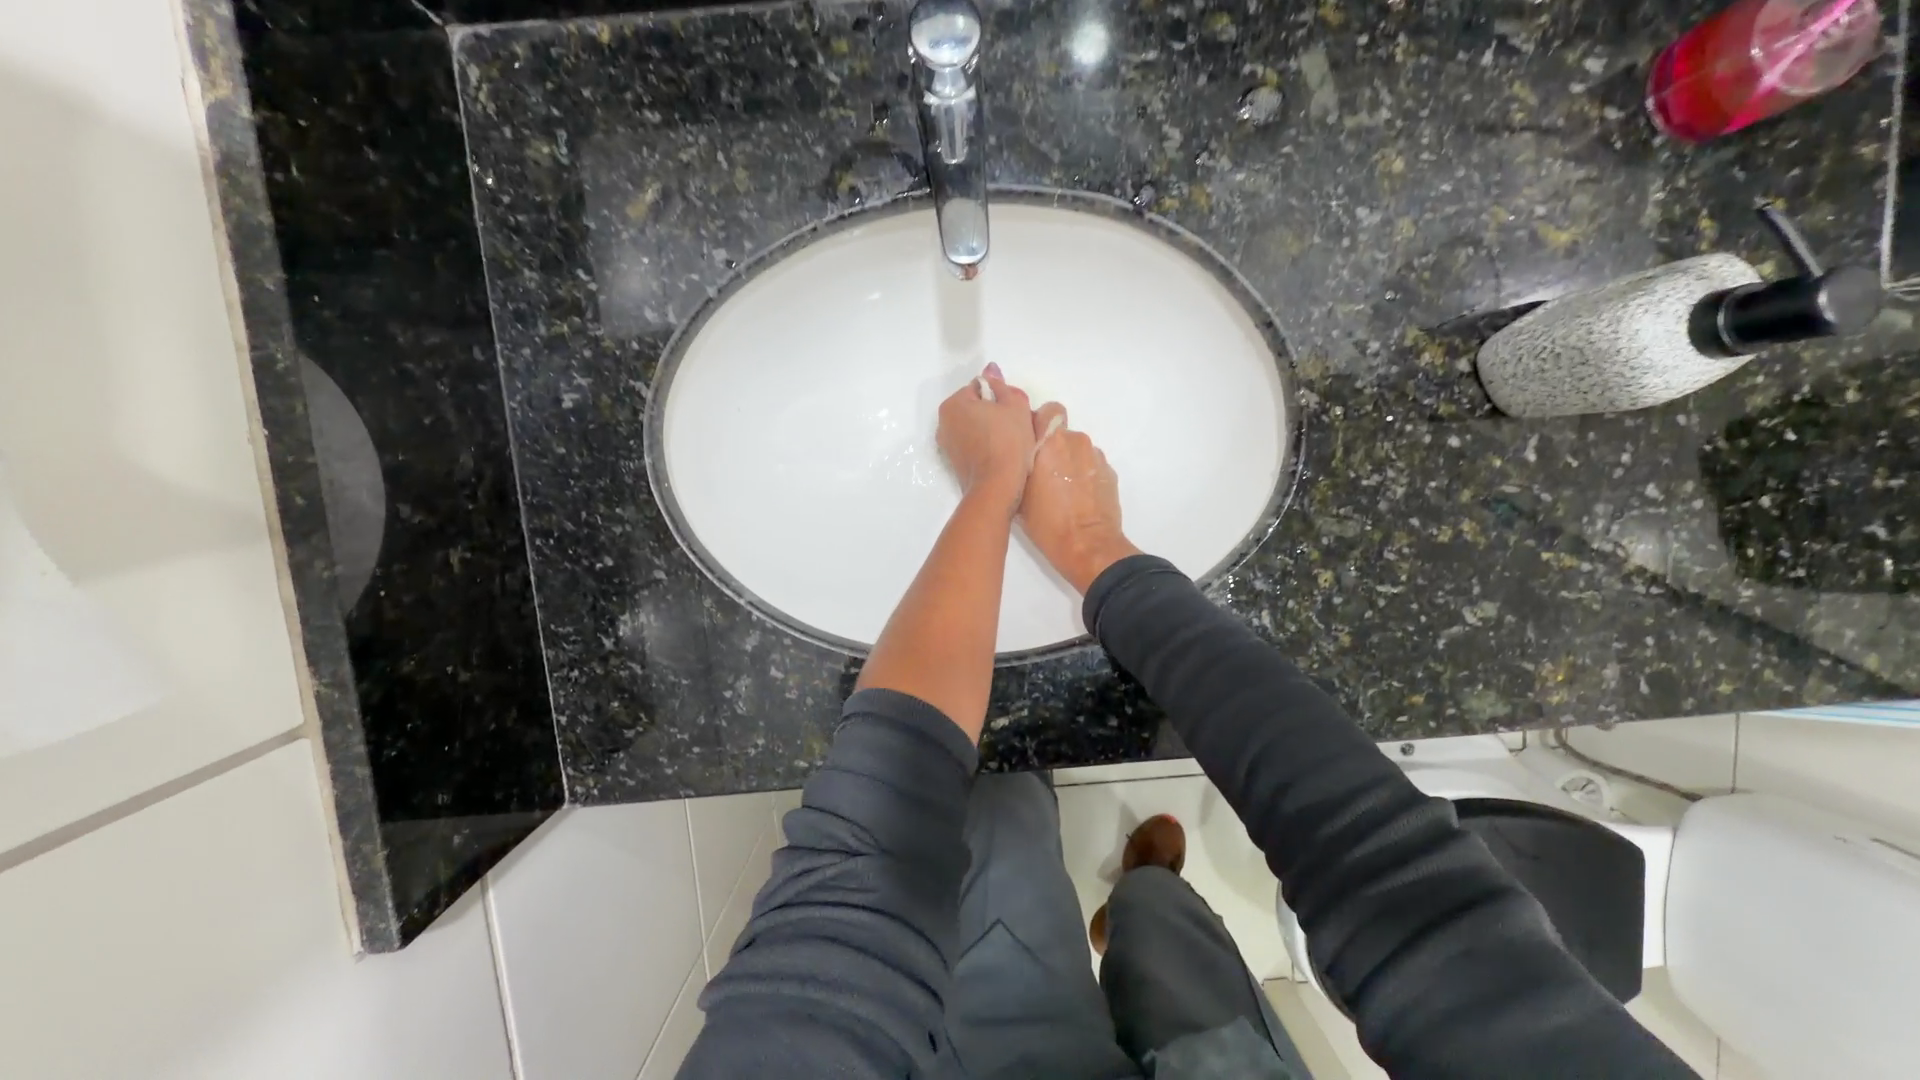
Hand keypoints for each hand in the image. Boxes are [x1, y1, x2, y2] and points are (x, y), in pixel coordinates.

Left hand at [937, 363, 1034, 515]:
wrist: (997, 486)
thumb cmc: (1008, 441)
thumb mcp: (1014, 405)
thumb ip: (1001, 385)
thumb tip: (990, 369)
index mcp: (953, 404)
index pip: (979, 388)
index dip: (999, 396)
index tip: (1012, 411)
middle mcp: (943, 423)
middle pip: (974, 408)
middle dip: (992, 413)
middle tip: (1013, 426)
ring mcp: (946, 445)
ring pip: (973, 427)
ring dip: (988, 429)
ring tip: (1008, 442)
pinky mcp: (954, 464)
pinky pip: (971, 445)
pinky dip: (983, 445)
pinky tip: (998, 454)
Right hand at [1020, 403, 1141, 593]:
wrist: (1087, 546)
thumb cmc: (1046, 521)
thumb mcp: (1019, 492)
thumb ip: (1020, 462)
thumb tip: (1022, 453)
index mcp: (1050, 441)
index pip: (1048, 410)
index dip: (1039, 424)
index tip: (1031, 444)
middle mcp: (1076, 441)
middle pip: (1062, 432)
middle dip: (1053, 446)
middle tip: (1043, 473)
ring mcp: (1096, 457)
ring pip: (1077, 450)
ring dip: (1069, 462)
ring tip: (1061, 489)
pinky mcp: (1110, 473)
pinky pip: (1091, 466)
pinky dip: (1083, 475)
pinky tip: (1077, 498)